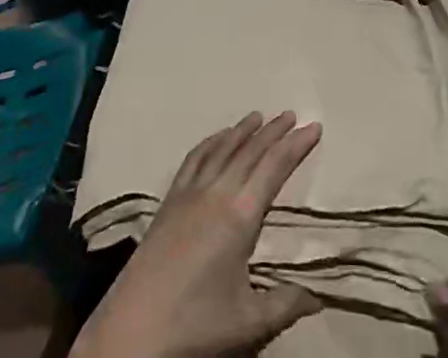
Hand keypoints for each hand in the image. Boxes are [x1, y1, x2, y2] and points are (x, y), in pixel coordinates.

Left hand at [71, 112, 323, 357]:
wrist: (128, 334)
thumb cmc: (193, 324)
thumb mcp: (248, 322)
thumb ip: (286, 303)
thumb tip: (320, 296)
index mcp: (240, 215)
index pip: (275, 168)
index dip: (296, 145)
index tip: (313, 126)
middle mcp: (216, 193)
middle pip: (249, 151)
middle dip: (273, 131)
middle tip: (291, 114)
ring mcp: (188, 195)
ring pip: (221, 150)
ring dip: (242, 131)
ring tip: (258, 115)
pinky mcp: (167, 203)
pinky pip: (193, 160)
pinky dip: (210, 143)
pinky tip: (217, 138)